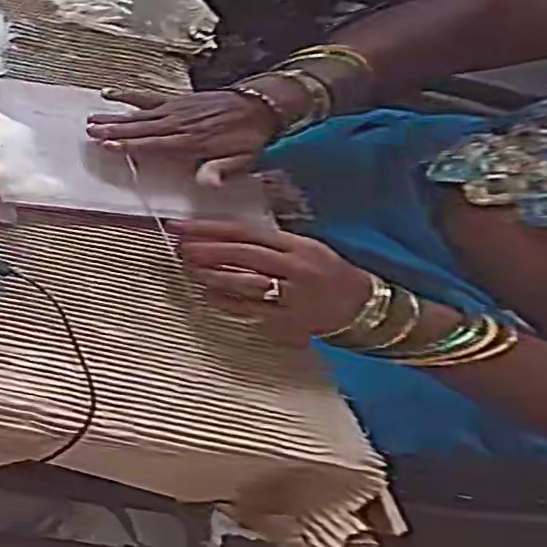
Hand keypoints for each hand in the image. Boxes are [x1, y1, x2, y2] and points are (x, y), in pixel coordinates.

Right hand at [86, 88, 278, 185]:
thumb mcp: (243, 160)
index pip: (153, 144)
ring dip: (114, 117)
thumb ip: (220, 170)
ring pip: (138, 114)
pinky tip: (109, 94)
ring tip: (92, 120)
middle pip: (140, 128)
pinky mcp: (174, 100)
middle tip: (91, 131)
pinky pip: (146, 97)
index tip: (108, 146)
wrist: (263, 106)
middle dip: (114, 130)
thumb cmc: (248, 138)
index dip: (130, 145)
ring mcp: (174, 109)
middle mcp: (178, 124)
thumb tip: (205, 183)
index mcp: (190, 142)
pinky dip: (127, 95)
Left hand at [172, 220, 374, 342]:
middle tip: (182, 247)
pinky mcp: (289, 320)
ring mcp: (294, 295)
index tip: (181, 226)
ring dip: (212, 274)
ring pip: (244, 282)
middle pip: (243, 254)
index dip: (208, 228)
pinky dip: (226, 300)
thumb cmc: (324, 272)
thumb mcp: (301, 248)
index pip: (245, 232)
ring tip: (191, 269)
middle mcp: (296, 268)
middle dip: (206, 249)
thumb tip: (213, 235)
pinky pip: (250, 309)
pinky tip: (210, 294)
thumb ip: (262, 242)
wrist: (365, 307)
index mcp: (298, 246)